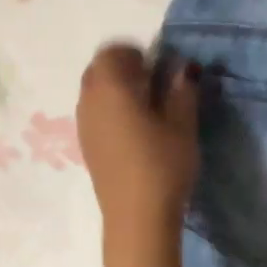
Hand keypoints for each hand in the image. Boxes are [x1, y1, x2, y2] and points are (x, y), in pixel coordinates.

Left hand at [77, 44, 199, 235]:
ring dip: (118, 91)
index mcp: (111, 86)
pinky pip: (95, 112)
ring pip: (96, 91)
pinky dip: (112, 111)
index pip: (115, 51)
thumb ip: (181, 91)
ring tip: (149, 112)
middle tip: (157, 87)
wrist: (137, 215)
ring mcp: (83, 122)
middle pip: (101, 68)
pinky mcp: (86, 144)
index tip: (164, 70)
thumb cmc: (164, 165)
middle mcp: (89, 98)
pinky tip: (136, 134)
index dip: (140, 54)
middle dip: (126, 70)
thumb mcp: (183, 126)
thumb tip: (183, 67)